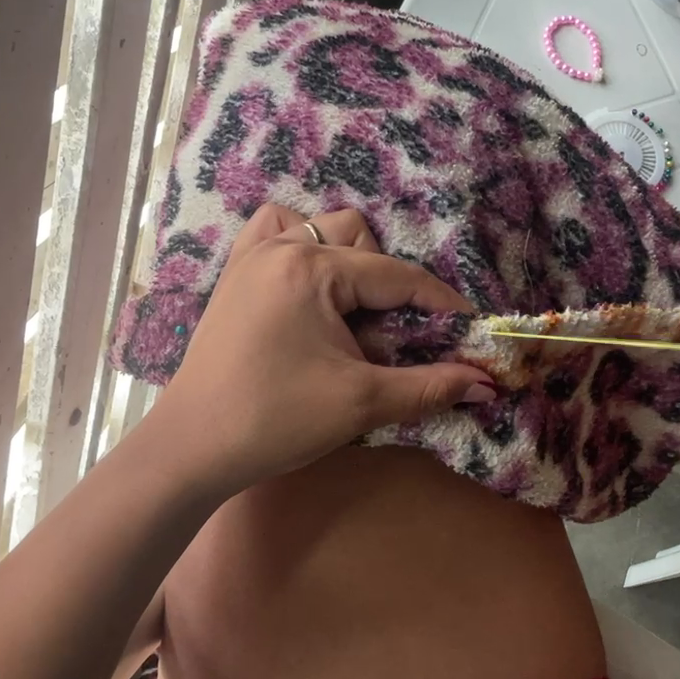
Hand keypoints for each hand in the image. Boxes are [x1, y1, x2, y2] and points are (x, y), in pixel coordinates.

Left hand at [145, 204, 495, 492]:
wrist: (192, 449)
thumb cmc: (276, 420)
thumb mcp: (362, 403)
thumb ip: (430, 386)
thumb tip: (487, 383)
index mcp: (312, 270)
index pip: (396, 275)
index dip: (441, 303)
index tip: (471, 329)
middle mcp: (280, 248)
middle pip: (359, 239)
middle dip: (387, 281)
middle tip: (390, 334)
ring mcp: (250, 258)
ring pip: (318, 229)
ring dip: (346, 258)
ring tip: (349, 309)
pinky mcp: (233, 277)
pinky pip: (275, 234)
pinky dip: (300, 247)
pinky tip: (308, 287)